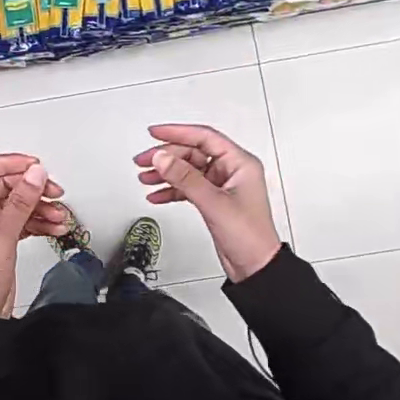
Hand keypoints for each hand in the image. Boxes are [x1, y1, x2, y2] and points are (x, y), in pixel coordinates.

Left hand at [0, 154, 66, 316]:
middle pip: (5, 184)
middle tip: (53, 190)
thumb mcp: (0, 237)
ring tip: (58, 214)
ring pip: (18, 202)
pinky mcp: (3, 238)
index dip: (9, 163)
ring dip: (41, 205)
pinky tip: (54, 226)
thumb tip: (34, 175)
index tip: (34, 166)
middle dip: (32, 187)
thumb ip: (20, 202)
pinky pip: (24, 219)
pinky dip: (40, 220)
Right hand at [134, 124, 281, 282]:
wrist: (256, 266)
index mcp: (240, 163)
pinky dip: (172, 189)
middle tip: (144, 160)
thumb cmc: (250, 236)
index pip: (204, 137)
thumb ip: (185, 178)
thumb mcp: (214, 203)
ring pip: (188, 170)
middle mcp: (232, 171)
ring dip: (166, 173)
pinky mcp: (214, 200)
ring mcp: (222, 186)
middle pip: (193, 152)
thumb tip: (163, 157)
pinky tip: (157, 194)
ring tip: (146, 176)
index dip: (178, 132)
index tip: (155, 133)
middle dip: (167, 155)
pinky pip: (189, 187)